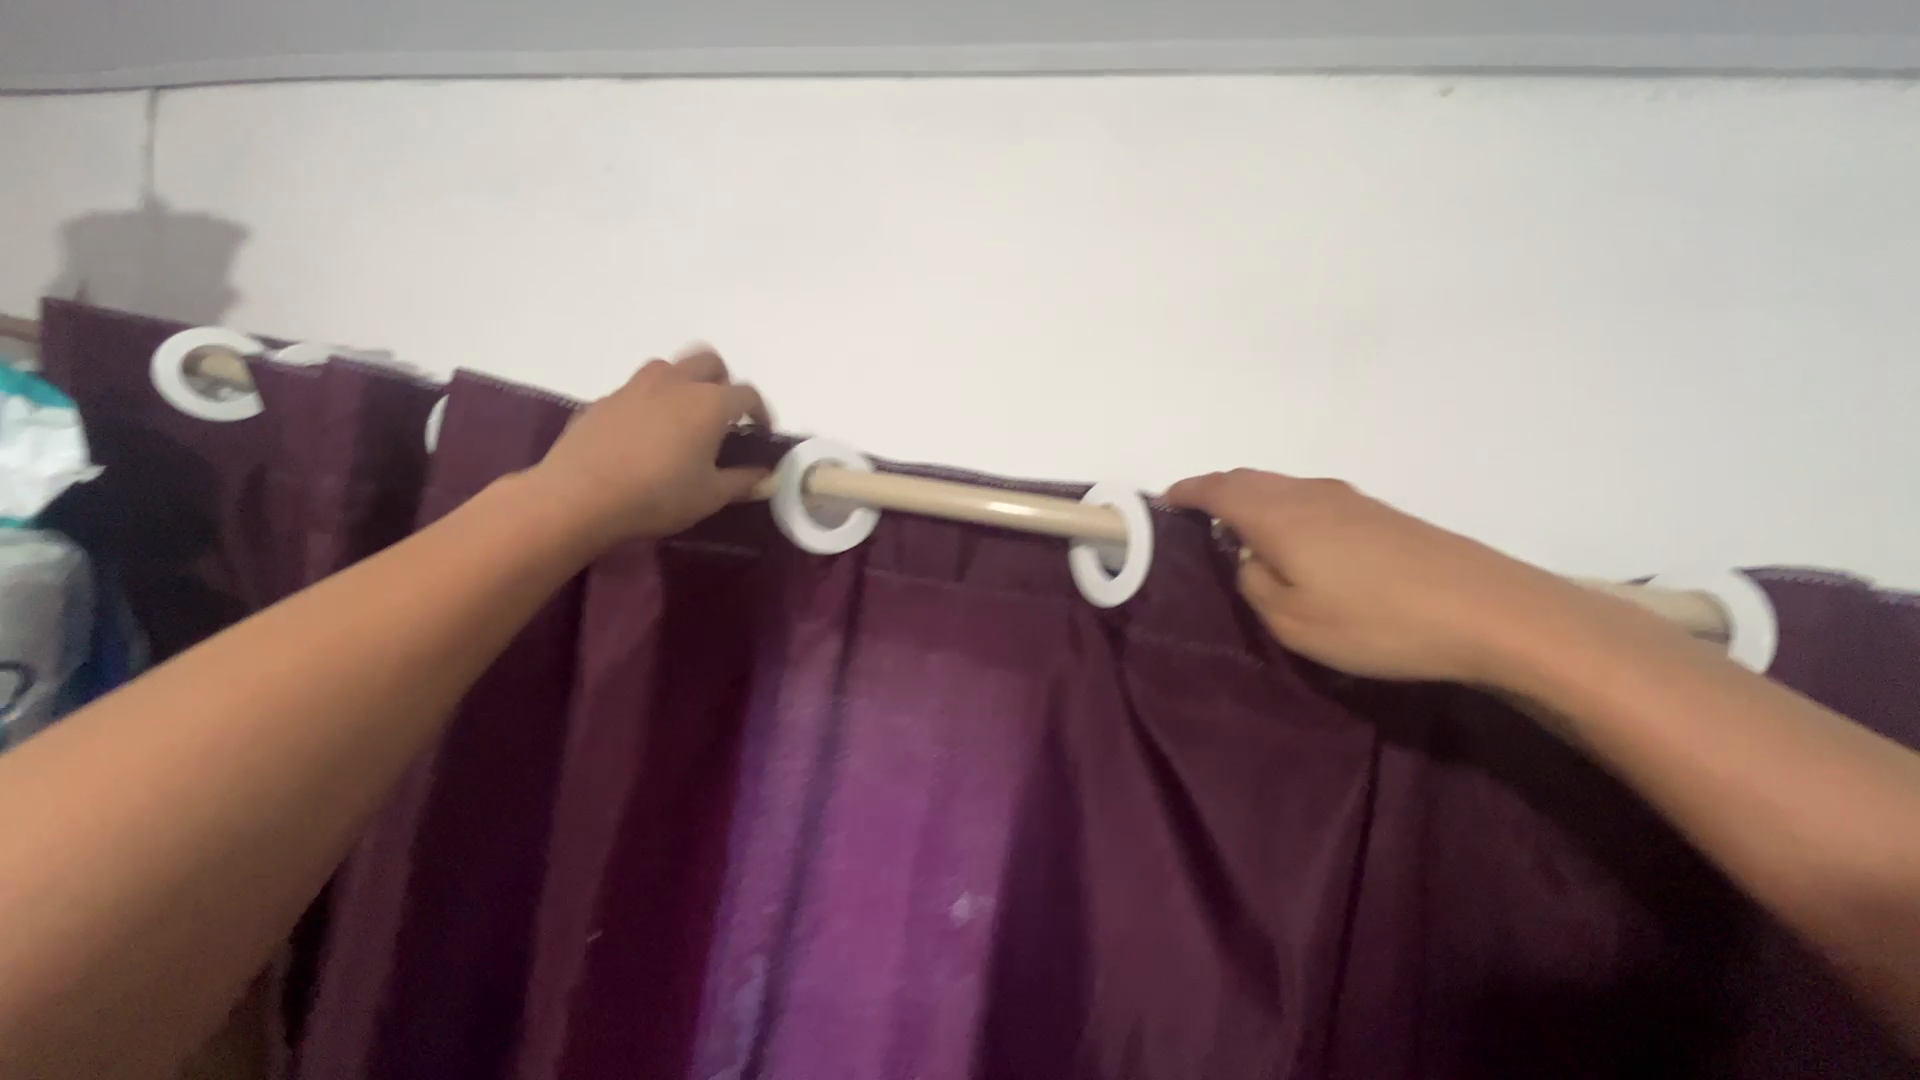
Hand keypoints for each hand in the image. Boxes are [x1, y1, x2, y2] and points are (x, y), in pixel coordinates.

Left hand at [529, 347, 771, 545]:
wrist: (580, 495)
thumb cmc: (658, 495)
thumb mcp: (711, 496)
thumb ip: (743, 481)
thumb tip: (765, 475)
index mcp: (710, 403)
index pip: (747, 394)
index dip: (760, 411)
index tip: (761, 432)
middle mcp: (675, 383)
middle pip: (709, 362)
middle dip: (723, 381)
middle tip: (724, 415)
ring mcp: (635, 387)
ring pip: (669, 368)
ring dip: (684, 383)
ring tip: (683, 418)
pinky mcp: (604, 400)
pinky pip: (636, 391)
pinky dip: (650, 404)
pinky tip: (643, 436)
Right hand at [1165, 469, 1586, 683]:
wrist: (1487, 611)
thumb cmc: (1375, 621)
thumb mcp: (1291, 620)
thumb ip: (1254, 583)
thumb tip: (1250, 559)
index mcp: (1278, 515)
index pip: (1218, 490)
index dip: (1187, 493)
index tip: (1165, 502)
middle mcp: (1309, 494)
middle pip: (1250, 480)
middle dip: (1217, 492)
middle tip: (1196, 519)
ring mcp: (1350, 500)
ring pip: (1283, 488)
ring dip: (1253, 501)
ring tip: (1240, 532)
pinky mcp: (1381, 515)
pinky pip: (1311, 501)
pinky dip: (1285, 511)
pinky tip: (1297, 543)